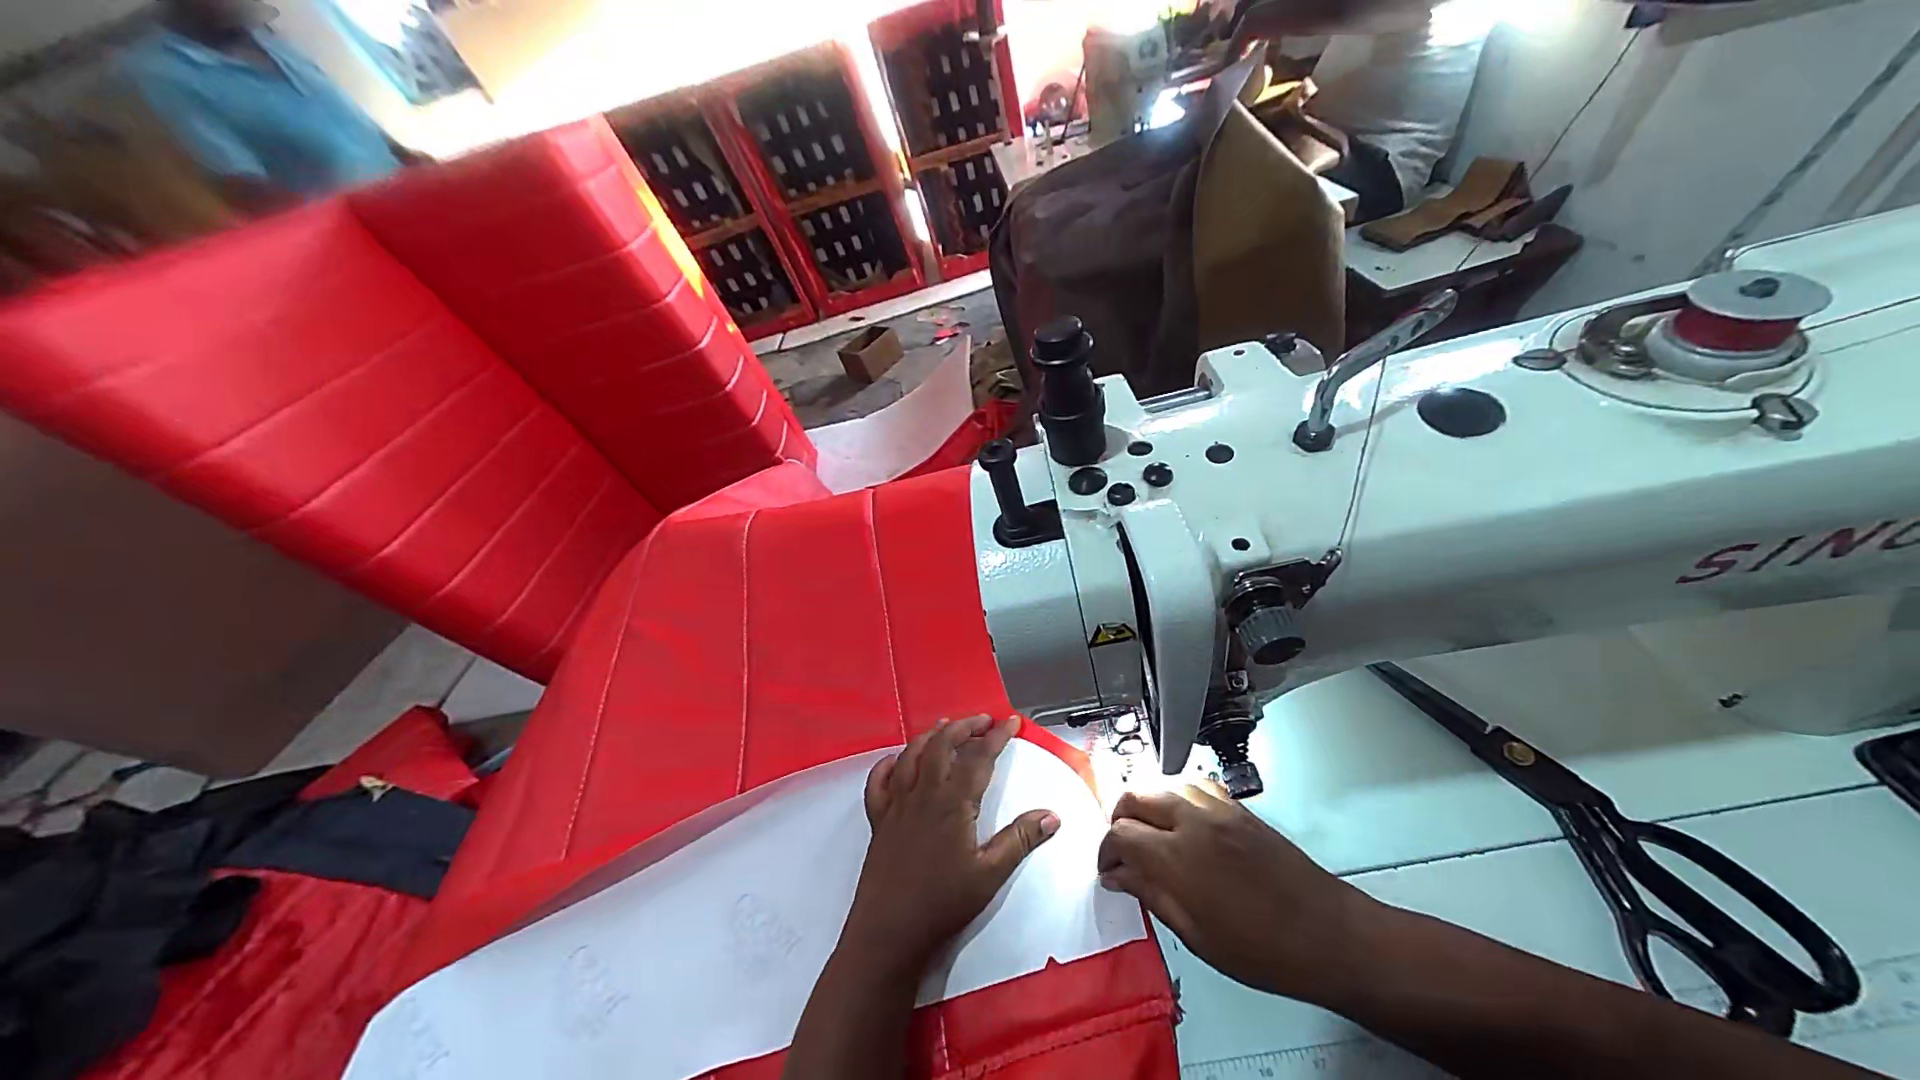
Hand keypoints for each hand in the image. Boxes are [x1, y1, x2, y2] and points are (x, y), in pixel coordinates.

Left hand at [841, 715, 1060, 977]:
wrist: (890, 930)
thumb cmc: (943, 903)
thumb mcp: (990, 874)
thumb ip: (1020, 839)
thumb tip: (1052, 815)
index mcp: (953, 802)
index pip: (979, 757)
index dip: (996, 736)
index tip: (1011, 722)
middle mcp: (923, 793)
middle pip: (942, 745)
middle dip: (964, 727)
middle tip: (982, 720)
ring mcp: (896, 804)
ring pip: (911, 755)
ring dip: (931, 736)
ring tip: (946, 727)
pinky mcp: (878, 819)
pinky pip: (878, 781)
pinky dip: (888, 764)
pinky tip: (896, 760)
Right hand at [1097, 780, 1379, 1001]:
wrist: (1329, 936)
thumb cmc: (1263, 950)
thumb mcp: (1196, 935)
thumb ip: (1149, 896)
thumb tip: (1117, 877)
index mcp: (1177, 857)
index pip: (1120, 833)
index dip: (1106, 851)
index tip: (1110, 868)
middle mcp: (1194, 821)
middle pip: (1135, 796)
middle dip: (1119, 818)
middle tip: (1123, 847)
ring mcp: (1218, 810)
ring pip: (1163, 783)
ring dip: (1147, 803)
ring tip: (1148, 831)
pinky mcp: (1239, 808)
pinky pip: (1195, 784)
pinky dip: (1178, 794)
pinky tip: (1182, 817)